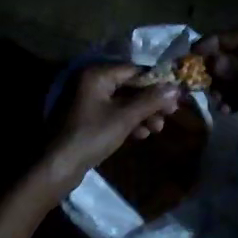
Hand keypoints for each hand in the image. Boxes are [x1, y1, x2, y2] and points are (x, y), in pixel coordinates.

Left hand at [41, 63, 182, 192]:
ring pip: (124, 102)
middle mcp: (93, 82)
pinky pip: (115, 113)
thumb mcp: (125, 118)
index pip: (135, 71)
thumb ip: (151, 101)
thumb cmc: (92, 136)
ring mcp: (90, 101)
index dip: (157, 82)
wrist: (61, 166)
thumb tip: (176, 88)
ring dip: (143, 114)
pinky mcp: (90, 118)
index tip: (176, 94)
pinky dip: (129, 122)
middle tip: (171, 113)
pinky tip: (141, 135)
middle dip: (151, 102)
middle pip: (130, 86)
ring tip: (158, 129)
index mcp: (98, 75)